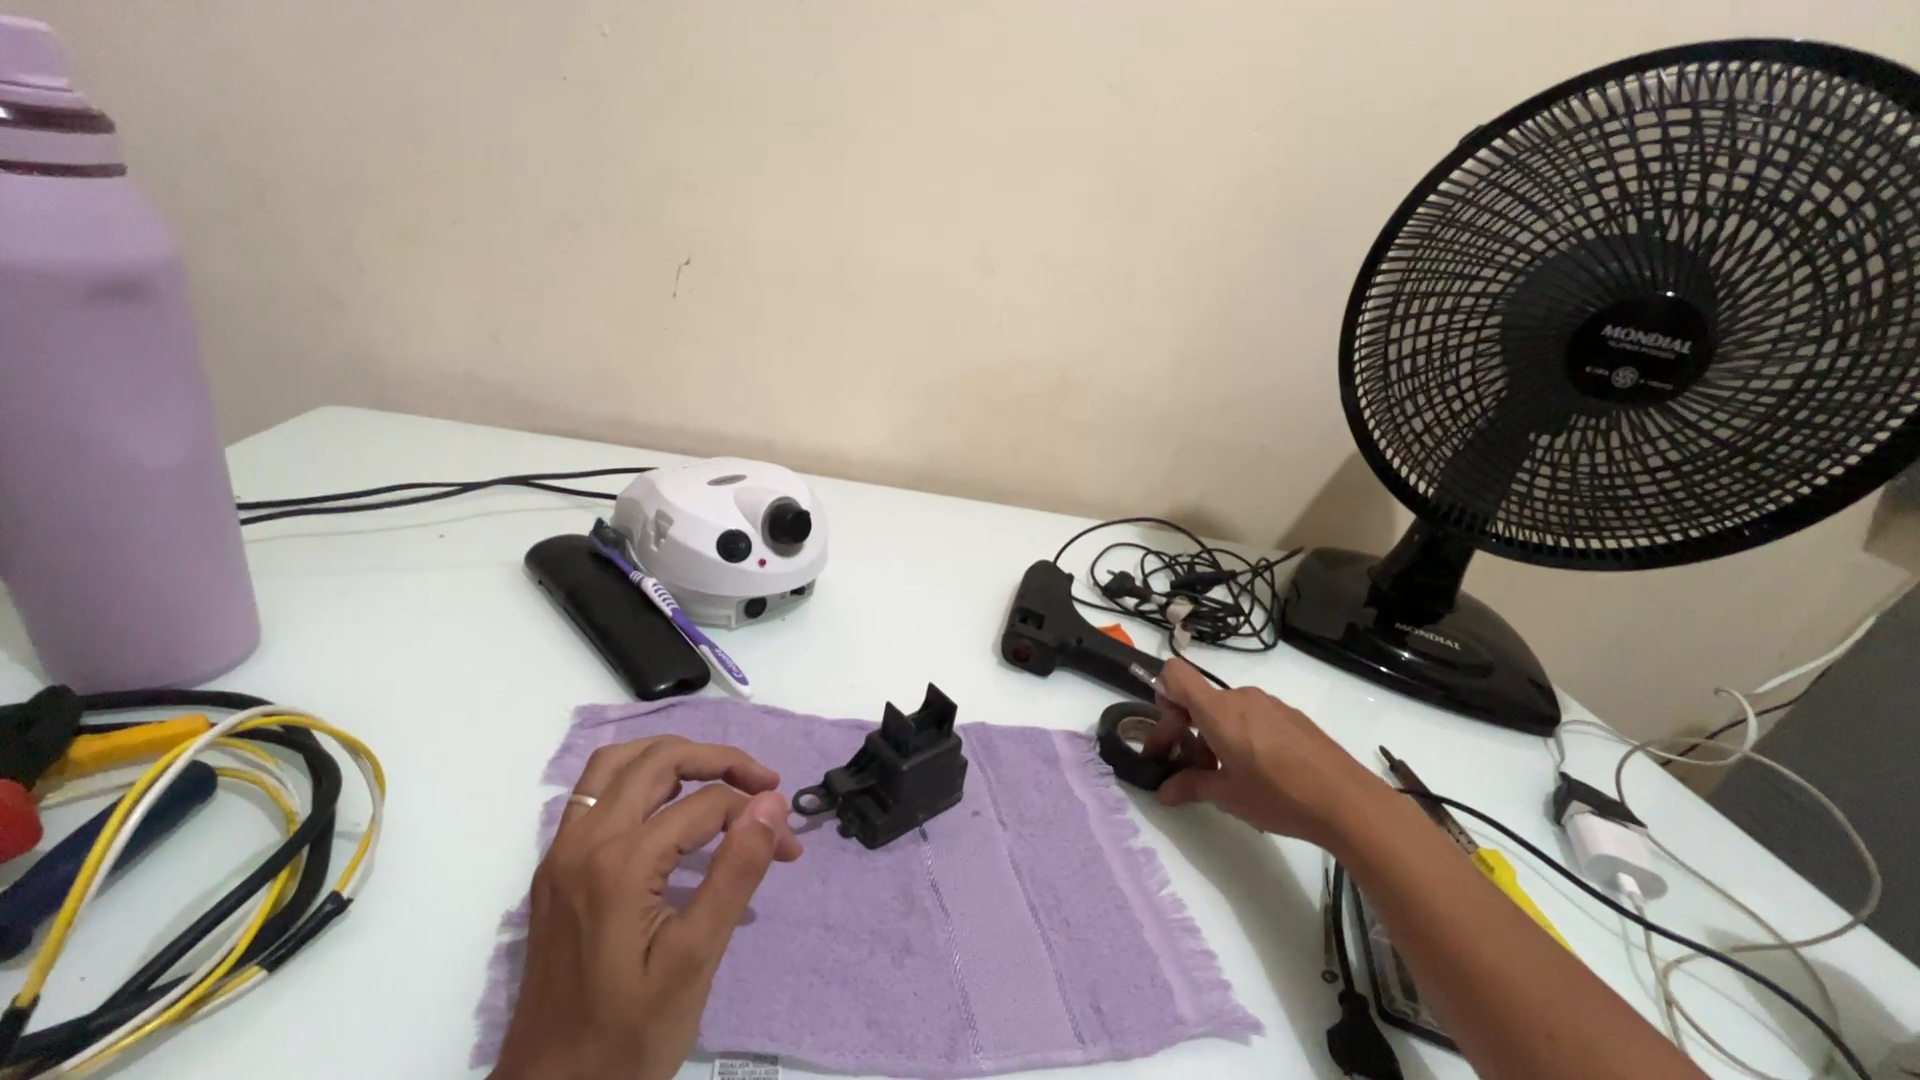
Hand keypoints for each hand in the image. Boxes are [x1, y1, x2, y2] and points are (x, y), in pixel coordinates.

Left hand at [491, 736, 802, 1079]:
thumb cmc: (631, 1035)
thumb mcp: (696, 958)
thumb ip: (735, 872)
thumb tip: (772, 803)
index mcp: (620, 863)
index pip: (703, 805)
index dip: (755, 816)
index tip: (788, 850)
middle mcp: (584, 842)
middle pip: (657, 761)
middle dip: (719, 760)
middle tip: (764, 782)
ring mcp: (561, 853)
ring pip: (616, 765)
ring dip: (671, 756)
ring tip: (718, 775)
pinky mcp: (554, 870)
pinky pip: (594, 794)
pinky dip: (636, 778)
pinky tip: (665, 803)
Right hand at [1142, 658, 1390, 847]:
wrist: (1347, 801)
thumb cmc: (1279, 795)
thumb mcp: (1227, 796)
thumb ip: (1189, 787)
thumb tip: (1163, 792)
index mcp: (1218, 711)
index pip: (1174, 674)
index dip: (1162, 696)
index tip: (1171, 734)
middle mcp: (1241, 698)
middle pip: (1198, 700)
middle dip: (1184, 731)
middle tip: (1185, 770)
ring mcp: (1270, 705)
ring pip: (1225, 711)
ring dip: (1213, 737)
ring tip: (1223, 778)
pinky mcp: (1292, 717)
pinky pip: (1252, 718)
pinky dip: (1240, 737)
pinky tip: (1257, 773)